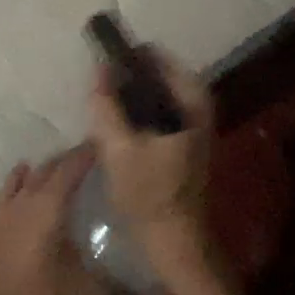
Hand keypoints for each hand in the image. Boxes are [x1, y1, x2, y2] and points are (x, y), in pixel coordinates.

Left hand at [0, 147, 107, 294]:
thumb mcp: (93, 287)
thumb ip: (110, 267)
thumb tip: (132, 264)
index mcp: (48, 206)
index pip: (69, 170)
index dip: (84, 155)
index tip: (98, 142)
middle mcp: (23, 200)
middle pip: (45, 170)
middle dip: (64, 162)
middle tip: (84, 157)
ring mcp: (2, 211)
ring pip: (23, 178)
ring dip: (41, 172)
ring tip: (57, 169)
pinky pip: (5, 192)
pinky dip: (18, 182)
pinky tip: (23, 179)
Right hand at [87, 48, 214, 237]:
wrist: (176, 241)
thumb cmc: (149, 192)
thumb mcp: (117, 146)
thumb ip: (106, 103)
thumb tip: (100, 67)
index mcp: (189, 102)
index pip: (156, 55)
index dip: (127, 53)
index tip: (101, 56)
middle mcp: (197, 107)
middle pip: (156, 72)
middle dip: (126, 72)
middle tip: (97, 79)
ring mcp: (193, 125)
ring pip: (156, 91)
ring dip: (130, 90)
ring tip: (101, 96)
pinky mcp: (184, 141)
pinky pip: (157, 109)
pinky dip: (136, 107)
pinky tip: (115, 119)